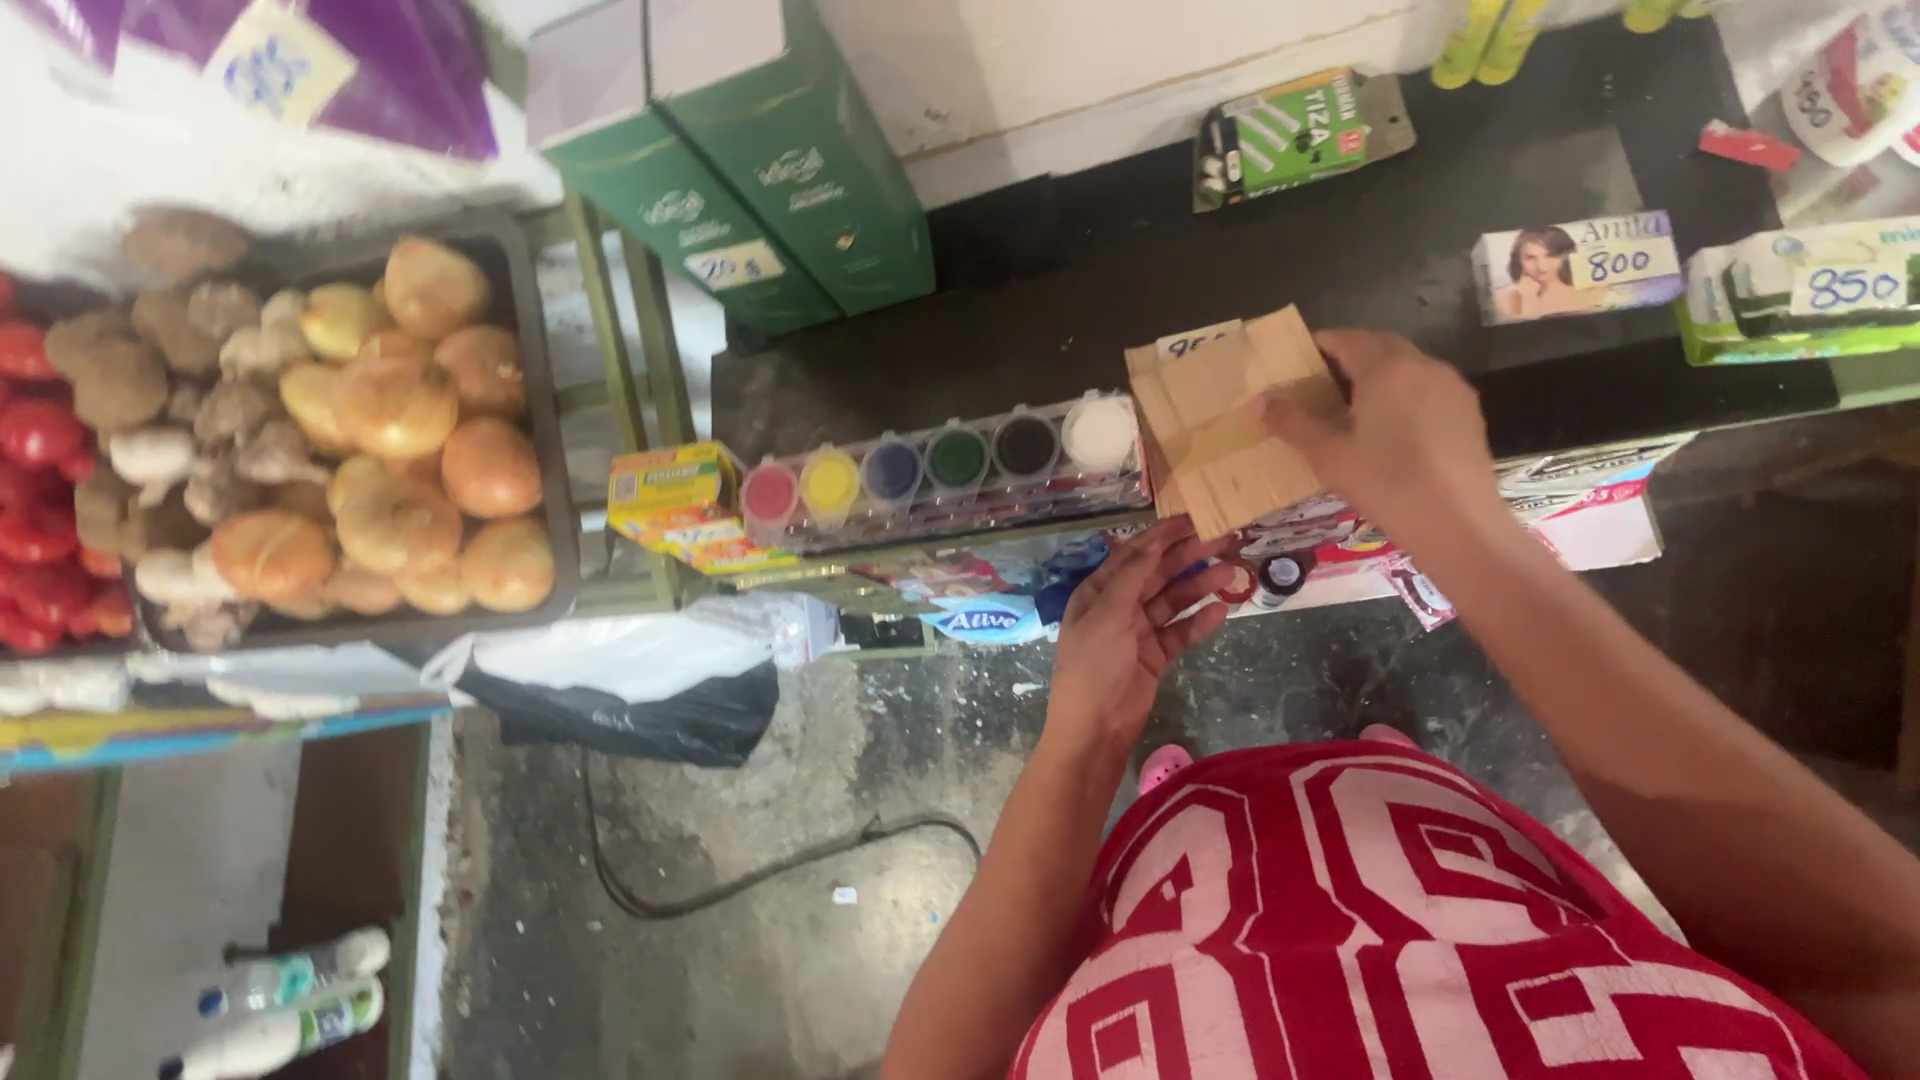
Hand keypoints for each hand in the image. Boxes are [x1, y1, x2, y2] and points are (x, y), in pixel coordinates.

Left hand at [1047, 517, 1233, 749]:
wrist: (1094, 725)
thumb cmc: (1093, 664)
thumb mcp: (1107, 615)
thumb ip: (1131, 578)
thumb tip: (1153, 544)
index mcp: (1099, 592)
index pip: (1134, 555)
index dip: (1162, 536)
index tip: (1193, 518)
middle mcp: (1118, 606)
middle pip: (1157, 574)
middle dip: (1188, 556)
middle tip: (1224, 539)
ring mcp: (1138, 632)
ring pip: (1173, 601)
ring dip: (1199, 585)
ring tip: (1231, 571)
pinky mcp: (1155, 656)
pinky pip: (1180, 632)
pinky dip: (1199, 621)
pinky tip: (1221, 610)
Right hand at [1264, 328, 1508, 550]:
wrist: (1455, 521)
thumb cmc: (1383, 483)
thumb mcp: (1327, 454)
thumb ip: (1291, 423)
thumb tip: (1259, 402)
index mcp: (1385, 370)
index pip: (1349, 339)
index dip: (1323, 341)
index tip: (1302, 352)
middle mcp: (1422, 366)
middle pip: (1382, 345)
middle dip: (1352, 351)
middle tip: (1324, 373)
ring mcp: (1451, 388)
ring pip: (1408, 365)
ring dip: (1380, 370)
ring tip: (1354, 398)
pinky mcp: (1468, 412)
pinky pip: (1428, 387)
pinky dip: (1403, 390)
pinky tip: (1391, 422)